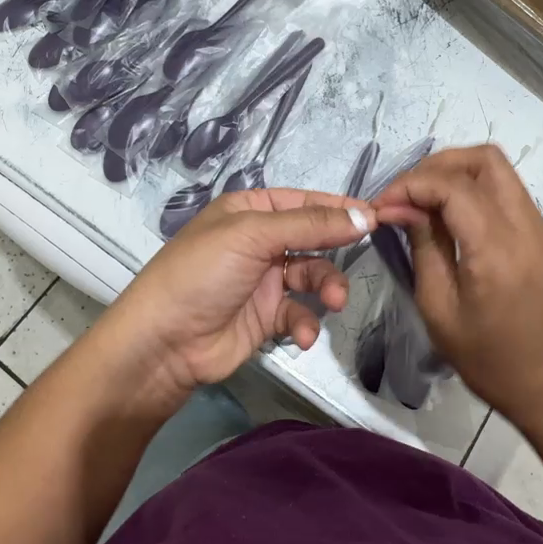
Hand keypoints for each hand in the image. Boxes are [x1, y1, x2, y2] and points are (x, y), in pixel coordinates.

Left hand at [106, 188, 374, 394]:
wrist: (165, 342)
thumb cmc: (203, 272)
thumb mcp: (253, 235)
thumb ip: (310, 225)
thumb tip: (364, 215)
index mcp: (248, 211)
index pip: (302, 202)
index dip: (338, 208)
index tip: (377, 216)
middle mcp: (257, 241)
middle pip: (312, 239)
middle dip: (335, 250)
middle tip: (363, 255)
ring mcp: (262, 281)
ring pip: (311, 277)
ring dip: (326, 288)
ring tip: (332, 302)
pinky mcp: (265, 318)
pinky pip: (299, 314)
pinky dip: (305, 323)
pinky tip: (302, 334)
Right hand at [373, 145, 542, 422]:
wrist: (539, 378)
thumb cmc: (482, 354)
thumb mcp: (437, 305)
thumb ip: (422, 244)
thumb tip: (398, 205)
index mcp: (497, 252)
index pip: (454, 187)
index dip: (412, 184)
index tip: (383, 204)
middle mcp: (526, 228)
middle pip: (484, 159)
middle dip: (436, 165)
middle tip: (404, 193)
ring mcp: (539, 225)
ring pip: (497, 166)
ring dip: (455, 170)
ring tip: (422, 196)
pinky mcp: (540, 230)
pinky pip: (505, 186)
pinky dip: (472, 184)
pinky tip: (447, 209)